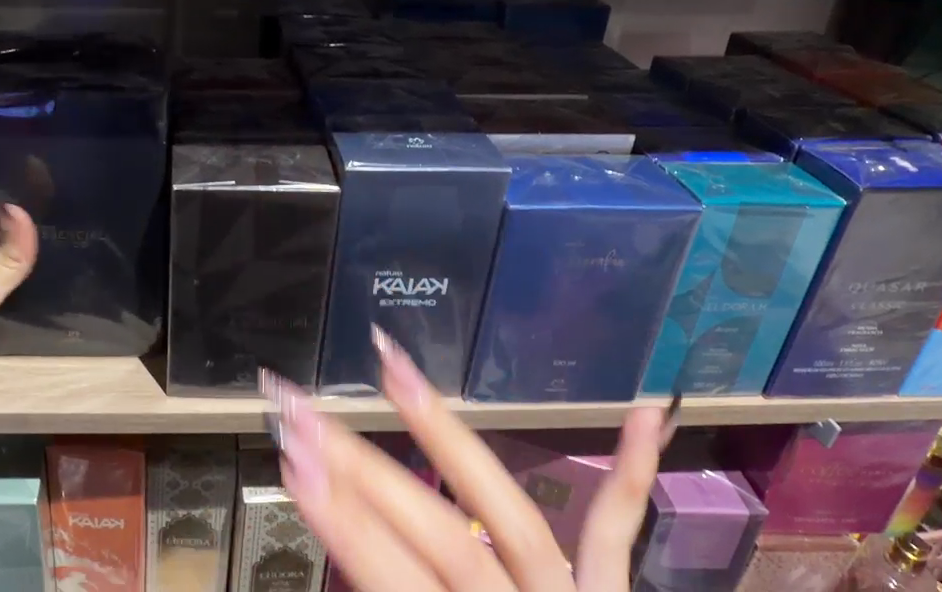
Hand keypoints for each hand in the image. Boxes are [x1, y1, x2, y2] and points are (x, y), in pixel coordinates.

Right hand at [265, 327, 666, 591]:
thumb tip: (350, 566)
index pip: (401, 583)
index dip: (346, 524)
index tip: (293, 462)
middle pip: (445, 539)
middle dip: (366, 473)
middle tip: (304, 412)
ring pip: (510, 515)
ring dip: (447, 436)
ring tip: (397, 371)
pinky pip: (617, 540)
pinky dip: (633, 473)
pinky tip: (648, 410)